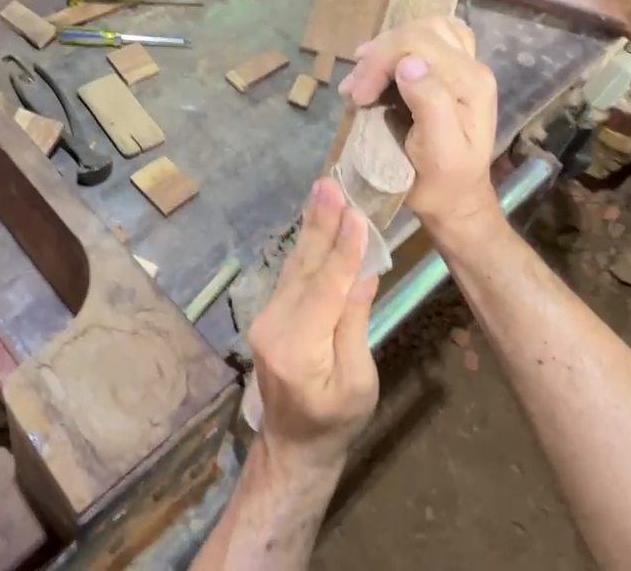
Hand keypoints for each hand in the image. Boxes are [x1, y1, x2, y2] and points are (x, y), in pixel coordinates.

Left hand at [247, 179, 380, 477]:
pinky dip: (307, 248)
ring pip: (295, 268)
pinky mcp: (269, 316)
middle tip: (330, 185)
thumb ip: (354, 325)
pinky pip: (292, 277)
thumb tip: (363, 273)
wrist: (294, 445)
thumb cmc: (336, 421)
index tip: (357, 215)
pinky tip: (316, 223)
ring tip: (323, 192)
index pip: (325, 289)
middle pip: (304, 269)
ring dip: (312, 228)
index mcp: (299, 349)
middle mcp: (274, 327)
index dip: (343, 251)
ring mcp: (266, 319)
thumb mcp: (358, 382)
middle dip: (320, 225)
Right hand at [338, 16, 498, 233]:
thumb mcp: (438, 153)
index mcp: (470, 83)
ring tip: (362, 80)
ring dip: (386, 48)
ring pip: (422, 28)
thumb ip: (430, 104)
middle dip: (378, 55)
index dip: (379, 63)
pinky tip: (381, 69)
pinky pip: (427, 38)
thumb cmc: (441, 182)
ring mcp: (464, 65)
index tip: (357, 98)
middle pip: (418, 30)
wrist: (455, 198)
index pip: (417, 44)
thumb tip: (409, 64)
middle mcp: (472, 66)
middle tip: (355, 92)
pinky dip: (398, 48)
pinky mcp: (452, 69)